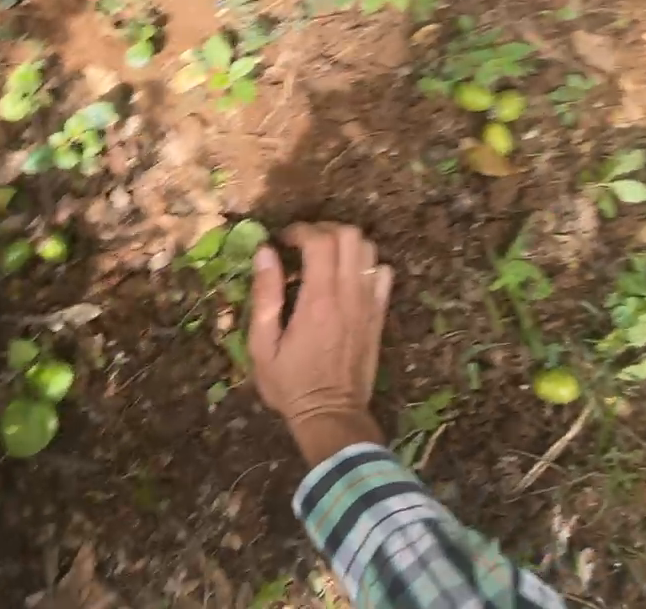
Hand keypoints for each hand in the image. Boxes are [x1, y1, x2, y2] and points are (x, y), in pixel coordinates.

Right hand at [248, 223, 395, 466]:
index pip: (319, 241)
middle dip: (323, 229)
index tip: (282, 242)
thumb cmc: (291, 384)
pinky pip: (383, 273)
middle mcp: (348, 295)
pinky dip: (366, 264)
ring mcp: (368, 304)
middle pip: (349, 236)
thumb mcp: (262, 346)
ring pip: (368, 249)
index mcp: (318, 301)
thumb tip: (265, 252)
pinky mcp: (379, 315)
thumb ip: (264, 295)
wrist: (332, 416)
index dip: (300, 230)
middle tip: (303, 244)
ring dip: (345, 243)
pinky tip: (347, 276)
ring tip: (323, 256)